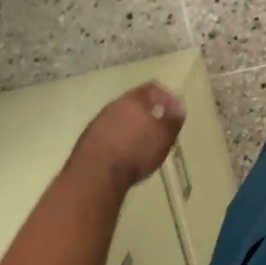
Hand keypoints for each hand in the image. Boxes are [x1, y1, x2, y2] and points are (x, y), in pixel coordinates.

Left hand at [68, 82, 185, 196]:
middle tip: (158, 128)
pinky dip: (117, 139)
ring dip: (130, 127)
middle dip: (147, 113)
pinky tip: (122, 155)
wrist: (95, 176)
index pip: (152, 88)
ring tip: (140, 144)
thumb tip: (179, 106)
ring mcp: (97, 122)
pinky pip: (107, 133)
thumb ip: (174, 119)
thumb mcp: (165, 137)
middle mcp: (114, 105)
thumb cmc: (136, 153)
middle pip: (133, 103)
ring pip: (119, 118)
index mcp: (134, 100)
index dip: (165, 97)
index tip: (174, 111)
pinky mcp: (86, 140)